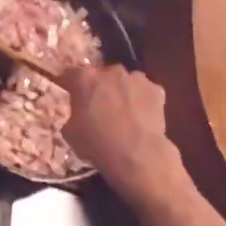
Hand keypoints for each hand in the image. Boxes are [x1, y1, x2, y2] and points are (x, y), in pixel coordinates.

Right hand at [61, 65, 187, 202]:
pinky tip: (140, 118)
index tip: (69, 91)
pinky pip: (144, 92)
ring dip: (121, 92)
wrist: (136, 154)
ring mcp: (137, 78)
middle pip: (101, 75)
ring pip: (125, 81)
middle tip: (98, 106)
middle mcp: (111, 71)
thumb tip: (79, 113)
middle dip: (99, 87)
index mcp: (85, 79)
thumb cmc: (96, 144)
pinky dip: (141, 101)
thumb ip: (73, 114)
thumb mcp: (70, 133)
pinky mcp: (156, 89)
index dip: (69, 83)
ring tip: (122, 113)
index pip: (71, 73)